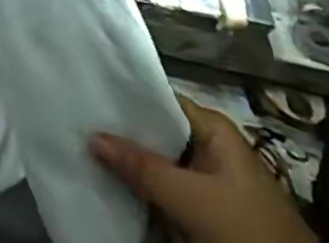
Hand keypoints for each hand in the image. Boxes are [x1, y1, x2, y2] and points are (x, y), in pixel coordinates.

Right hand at [91, 97, 317, 242]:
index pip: (162, 101)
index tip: (91, 100)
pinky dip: (146, 196)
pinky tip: (116, 194)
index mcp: (213, 129)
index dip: (128, 100)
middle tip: (81, 131)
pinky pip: (168, 196)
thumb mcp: (192, 199)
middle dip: (125, 138)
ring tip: (88, 158)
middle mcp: (210, 148)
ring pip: (161, 168)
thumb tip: (94, 136)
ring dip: (132, 170)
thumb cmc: (246, 229)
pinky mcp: (207, 214)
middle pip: (159, 135)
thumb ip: (144, 169)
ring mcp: (209, 183)